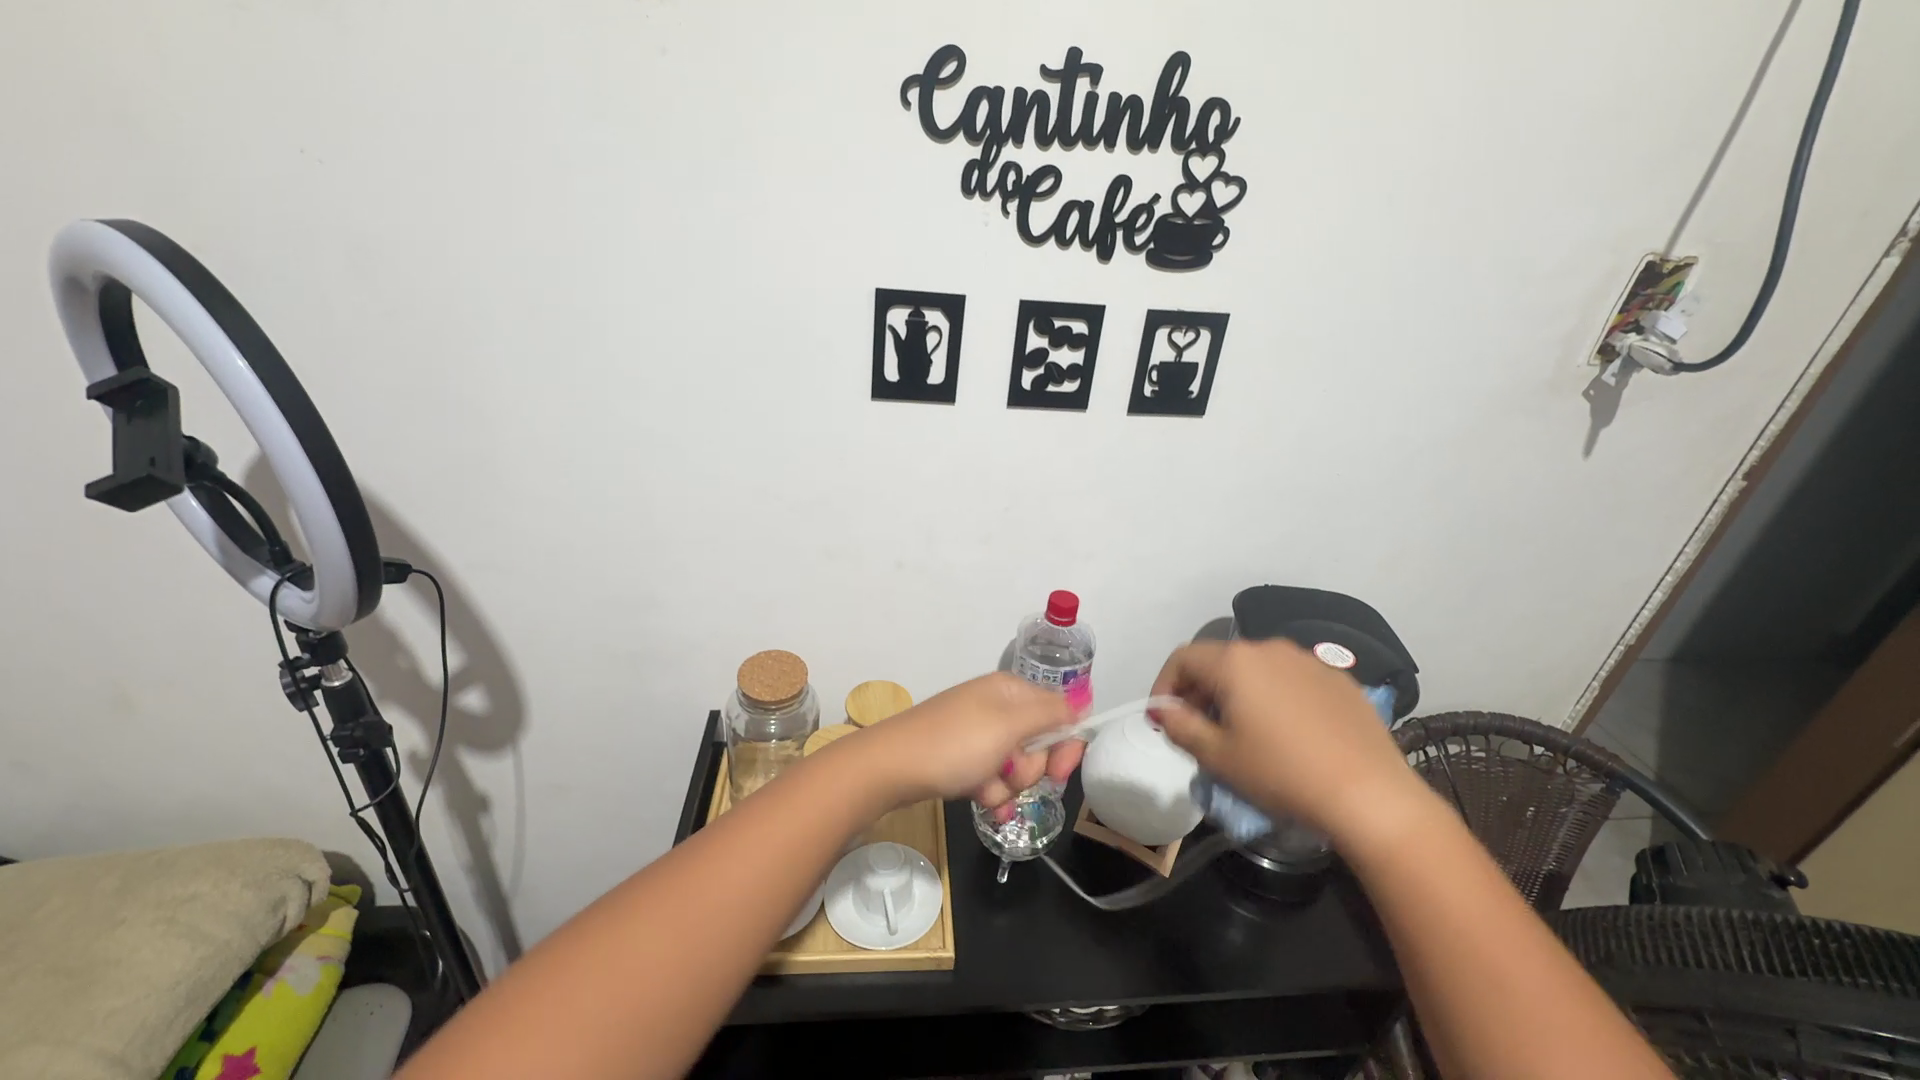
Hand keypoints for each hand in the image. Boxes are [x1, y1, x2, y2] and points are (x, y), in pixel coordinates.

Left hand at [847, 673, 1076, 811]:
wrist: (889, 768)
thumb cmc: (954, 745)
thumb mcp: (1008, 725)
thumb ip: (1050, 713)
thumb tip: (1082, 701)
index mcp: (1010, 691)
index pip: (1060, 712)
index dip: (1065, 744)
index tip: (1060, 771)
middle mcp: (996, 707)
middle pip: (1039, 743)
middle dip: (1030, 768)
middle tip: (1010, 776)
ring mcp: (977, 734)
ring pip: (1016, 766)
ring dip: (1007, 786)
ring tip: (984, 790)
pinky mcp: (961, 759)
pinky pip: (992, 779)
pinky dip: (991, 793)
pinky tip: (981, 803)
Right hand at [1149, 640, 1427, 842]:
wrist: (1369, 793)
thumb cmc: (1281, 773)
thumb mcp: (1218, 757)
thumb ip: (1180, 727)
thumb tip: (1164, 711)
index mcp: (1234, 662)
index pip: (1182, 658)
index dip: (1164, 685)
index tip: (1164, 719)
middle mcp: (1269, 649)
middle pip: (1219, 660)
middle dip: (1200, 690)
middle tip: (1199, 729)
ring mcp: (1309, 661)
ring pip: (1257, 669)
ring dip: (1238, 692)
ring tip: (1243, 732)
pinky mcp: (1339, 679)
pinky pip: (1291, 680)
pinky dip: (1275, 697)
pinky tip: (1287, 734)